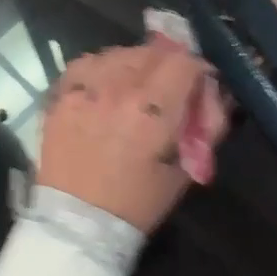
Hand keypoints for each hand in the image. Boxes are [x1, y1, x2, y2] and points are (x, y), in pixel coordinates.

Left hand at [36, 37, 230, 232]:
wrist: (77, 224)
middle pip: (153, 51)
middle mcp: (117, 89)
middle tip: (169, 90)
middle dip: (168, 66)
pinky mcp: (60, 94)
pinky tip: (107, 88)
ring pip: (121, 52)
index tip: (197, 88)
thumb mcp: (185, 170)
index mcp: (152, 110)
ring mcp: (83, 88)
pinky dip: (103, 69)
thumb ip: (206, 127)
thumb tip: (216, 94)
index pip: (185, 62)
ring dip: (136, 65)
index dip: (197, 71)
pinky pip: (88, 62)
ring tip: (136, 90)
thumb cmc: (137, 202)